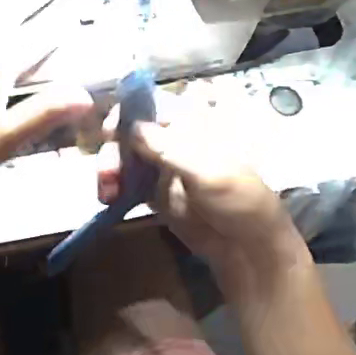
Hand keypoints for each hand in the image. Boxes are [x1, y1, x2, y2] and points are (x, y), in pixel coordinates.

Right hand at [97, 98, 309, 300]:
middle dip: (114, 148)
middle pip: (131, 131)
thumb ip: (170, 148)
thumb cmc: (240, 200)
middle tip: (107, 173)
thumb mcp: (208, 172)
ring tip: (107, 192)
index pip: (152, 106)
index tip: (109, 131)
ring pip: (124, 157)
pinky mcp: (153, 193)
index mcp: (192, 124)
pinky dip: (112, 188)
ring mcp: (162, 167)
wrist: (248, 248)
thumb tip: (133, 126)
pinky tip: (108, 199)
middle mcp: (173, 140)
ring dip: (109, 169)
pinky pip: (125, 183)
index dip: (127, 113)